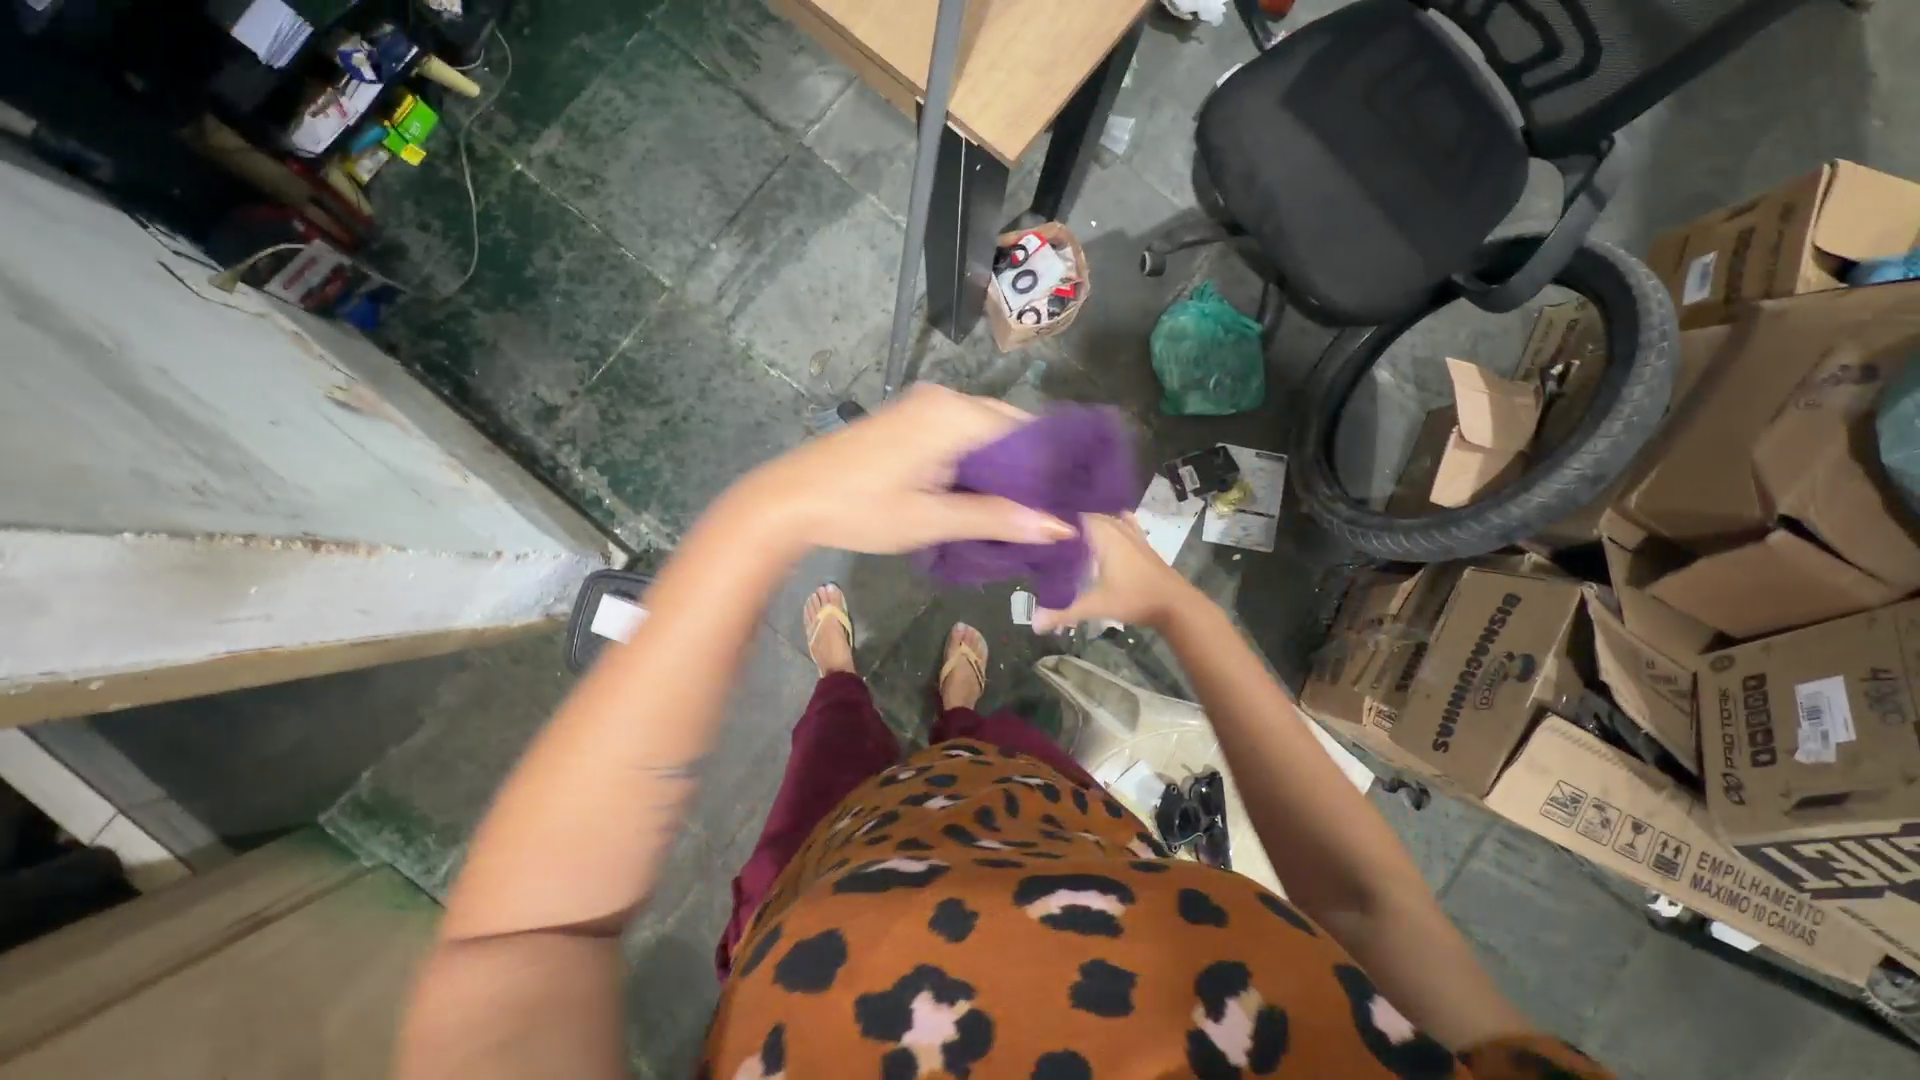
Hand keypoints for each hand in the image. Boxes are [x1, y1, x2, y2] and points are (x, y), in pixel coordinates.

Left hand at [739, 385, 1076, 554]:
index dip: (1054, 468)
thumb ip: (997, 518)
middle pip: (1009, 429)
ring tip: (1027, 511)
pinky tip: (987, 496)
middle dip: (1032, 470)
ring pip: (986, 434)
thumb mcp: (931, 520)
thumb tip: (1061, 526)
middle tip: (1053, 514)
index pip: (1028, 431)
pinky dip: (980, 463)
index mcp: (954, 414)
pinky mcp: (910, 420)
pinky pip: (963, 436)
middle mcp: (944, 399)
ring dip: (1005, 469)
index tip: (1074, 503)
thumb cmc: (859, 510)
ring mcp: (924, 406)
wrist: (788, 499)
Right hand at [1033, 514, 1201, 632]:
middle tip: (1041, 537)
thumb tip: (1033, 624)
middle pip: (1083, 516)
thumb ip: (1062, 611)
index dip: (1049, 519)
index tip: (1032, 527)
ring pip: (1101, 519)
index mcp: (1101, 531)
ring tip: (1063, 536)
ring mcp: (1130, 530)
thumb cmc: (1134, 597)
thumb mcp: (1095, 605)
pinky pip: (1118, 524)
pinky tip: (1097, 536)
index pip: (1068, 513)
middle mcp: (1114, 524)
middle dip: (1064, 524)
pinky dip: (1106, 527)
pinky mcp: (1139, 540)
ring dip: (1085, 525)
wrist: (1175, 604)